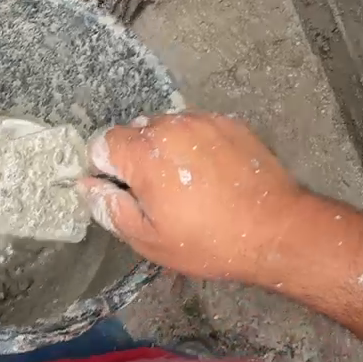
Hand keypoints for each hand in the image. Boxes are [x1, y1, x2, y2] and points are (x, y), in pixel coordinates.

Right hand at [78, 112, 309, 283]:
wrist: (275, 229)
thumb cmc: (208, 241)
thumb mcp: (149, 239)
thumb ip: (110, 208)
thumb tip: (86, 186)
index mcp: (143, 153)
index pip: (102, 142)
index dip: (107, 168)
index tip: (125, 192)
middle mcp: (169, 125)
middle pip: (134, 132)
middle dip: (136, 158)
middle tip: (158, 194)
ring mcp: (201, 120)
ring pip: (166, 127)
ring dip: (166, 149)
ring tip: (187, 184)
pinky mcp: (228, 122)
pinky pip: (196, 127)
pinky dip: (194, 145)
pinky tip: (211, 174)